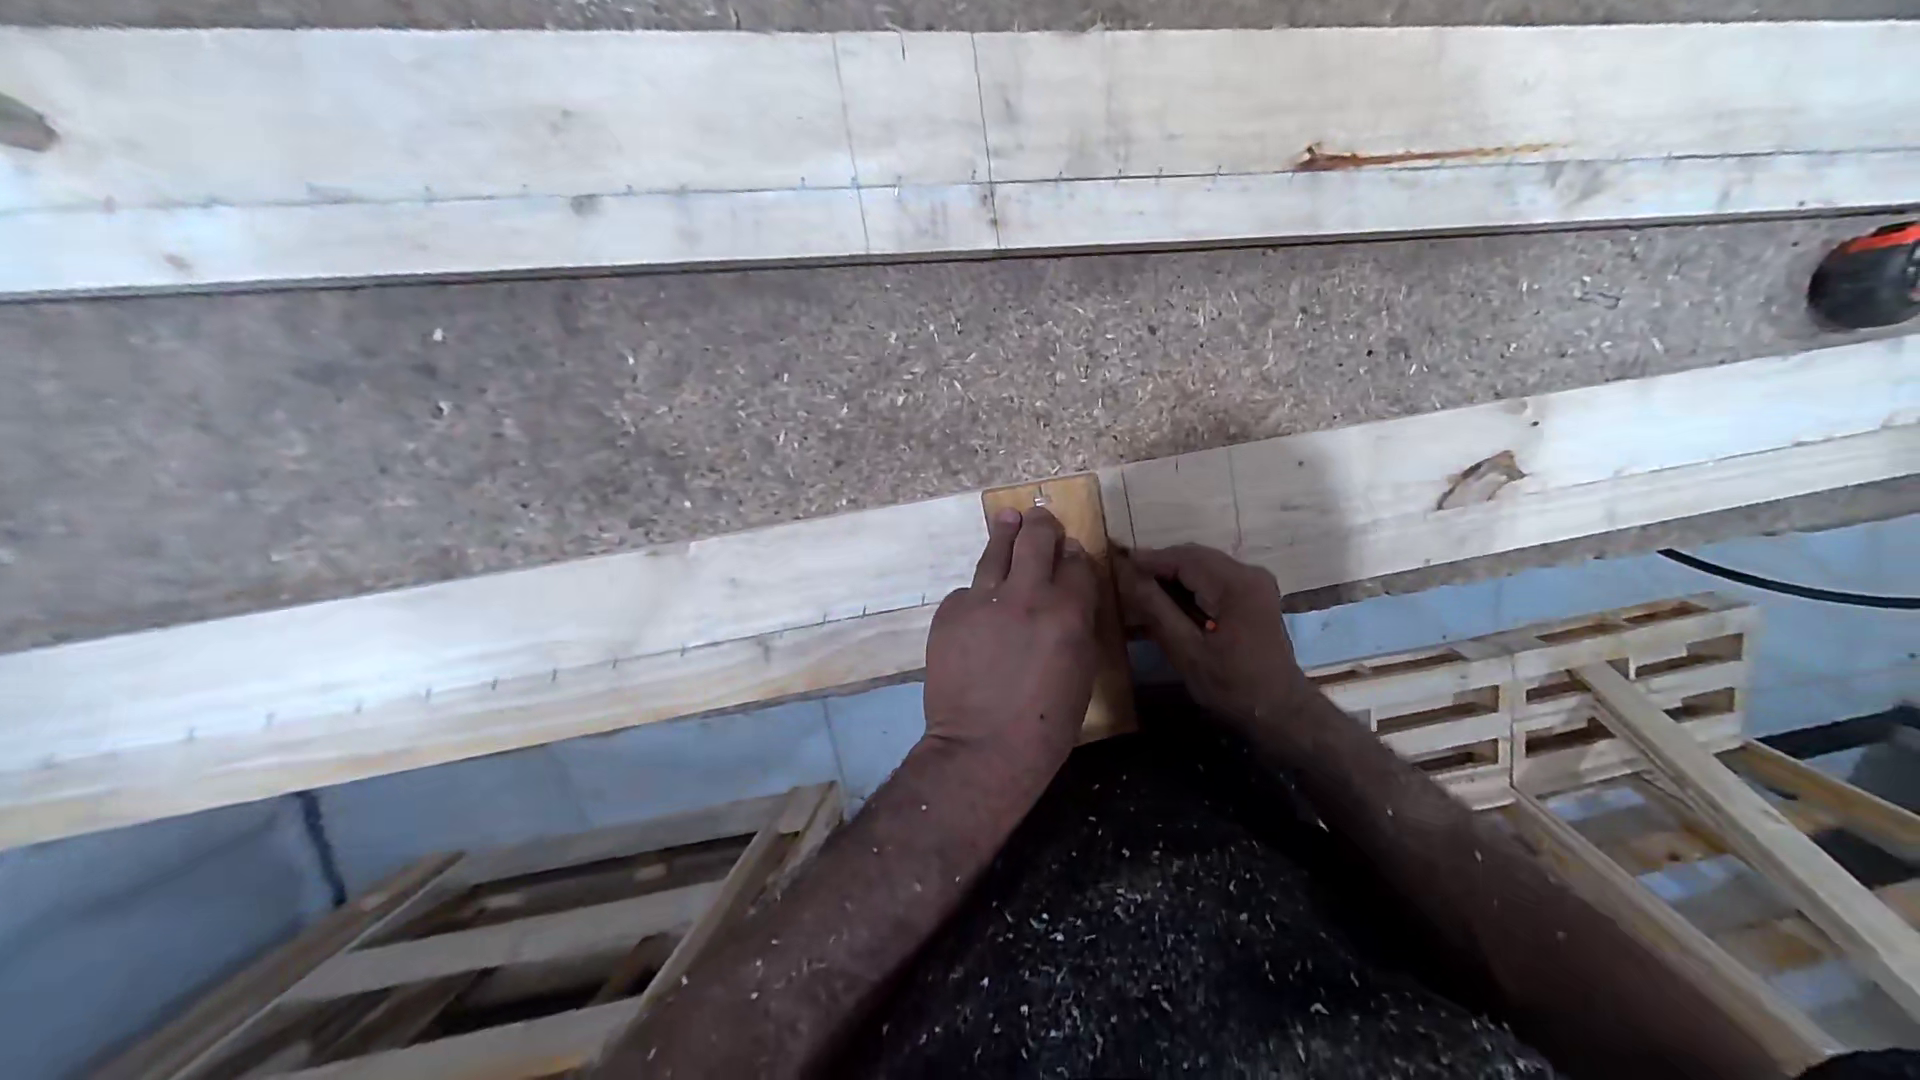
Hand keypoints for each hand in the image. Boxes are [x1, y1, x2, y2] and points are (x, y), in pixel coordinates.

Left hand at [923, 507, 1100, 782]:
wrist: (982, 747)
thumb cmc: (1047, 722)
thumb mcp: (1082, 669)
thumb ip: (1078, 623)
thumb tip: (1070, 594)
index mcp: (1068, 610)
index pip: (1076, 561)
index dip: (1074, 553)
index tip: (1070, 551)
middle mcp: (1026, 594)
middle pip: (1036, 539)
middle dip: (1042, 524)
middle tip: (1040, 516)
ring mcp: (983, 599)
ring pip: (996, 551)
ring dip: (1006, 532)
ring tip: (1008, 517)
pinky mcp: (950, 611)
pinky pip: (968, 591)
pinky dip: (978, 595)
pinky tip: (980, 608)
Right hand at [1114, 544, 1311, 734]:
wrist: (1280, 710)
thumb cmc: (1232, 685)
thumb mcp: (1186, 650)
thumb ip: (1156, 608)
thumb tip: (1127, 575)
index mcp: (1235, 584)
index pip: (1184, 559)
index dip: (1149, 559)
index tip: (1117, 562)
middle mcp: (1249, 573)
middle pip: (1195, 556)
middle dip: (1160, 564)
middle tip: (1126, 575)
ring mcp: (1255, 582)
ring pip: (1204, 564)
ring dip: (1173, 572)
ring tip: (1142, 586)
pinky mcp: (1254, 593)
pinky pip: (1215, 576)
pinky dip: (1190, 581)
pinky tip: (1170, 596)